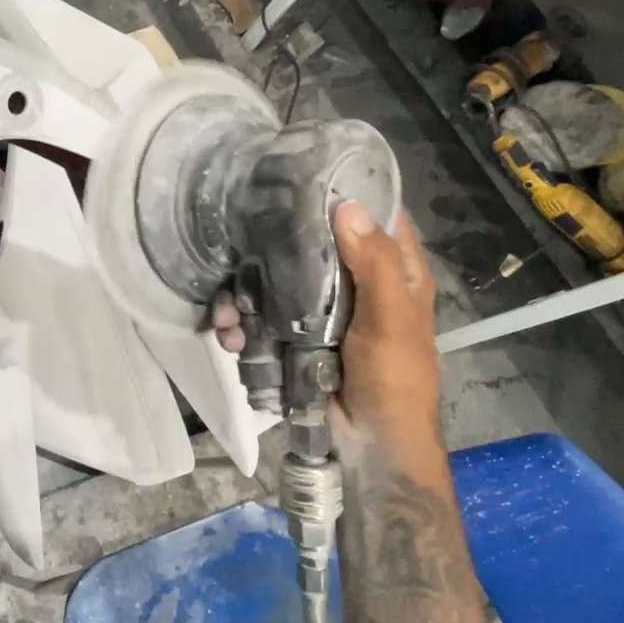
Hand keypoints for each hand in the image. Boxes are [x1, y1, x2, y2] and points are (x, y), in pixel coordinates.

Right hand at [210, 202, 439, 447]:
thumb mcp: (390, 319)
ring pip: (277, 284)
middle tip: (241, 249)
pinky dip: (242, 327)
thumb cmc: (394, 379)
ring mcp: (322, 314)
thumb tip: (345, 206)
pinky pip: (262, 320)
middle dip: (274, 251)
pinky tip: (231, 338)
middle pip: (313, 247)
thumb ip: (373, 264)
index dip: (347, 194)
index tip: (302, 178)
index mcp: (394, 273)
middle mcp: (356, 285)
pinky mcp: (294, 339)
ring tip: (229, 315)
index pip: (375, 216)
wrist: (371, 444)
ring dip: (246, 297)